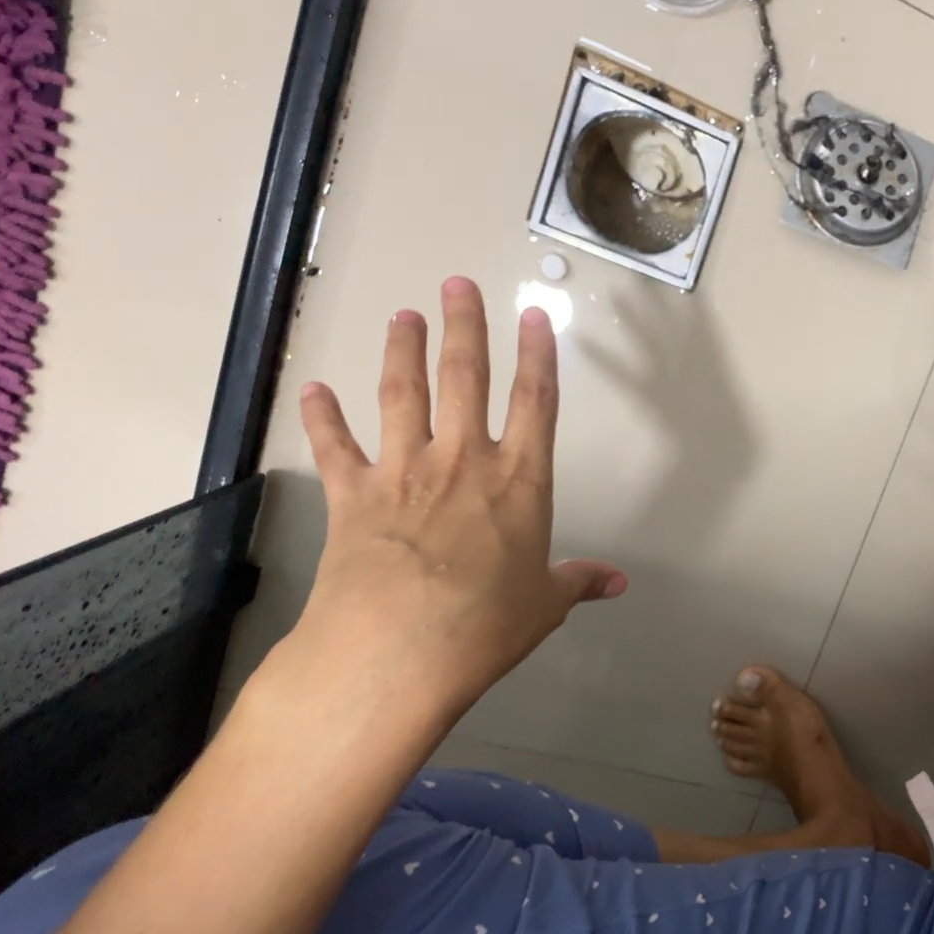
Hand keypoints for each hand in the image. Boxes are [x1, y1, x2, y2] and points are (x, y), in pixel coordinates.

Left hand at [281, 276, 624, 726]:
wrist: (397, 649)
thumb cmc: (488, 624)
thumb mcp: (546, 603)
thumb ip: (579, 581)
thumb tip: (617, 583)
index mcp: (521, 482)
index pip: (537, 404)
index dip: (537, 357)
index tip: (533, 317)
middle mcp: (464, 462)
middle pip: (466, 379)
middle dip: (464, 328)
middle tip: (457, 284)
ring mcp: (403, 472)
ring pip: (403, 396)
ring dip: (402, 351)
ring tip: (401, 315)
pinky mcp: (352, 495)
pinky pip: (337, 447)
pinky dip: (325, 419)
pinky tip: (316, 392)